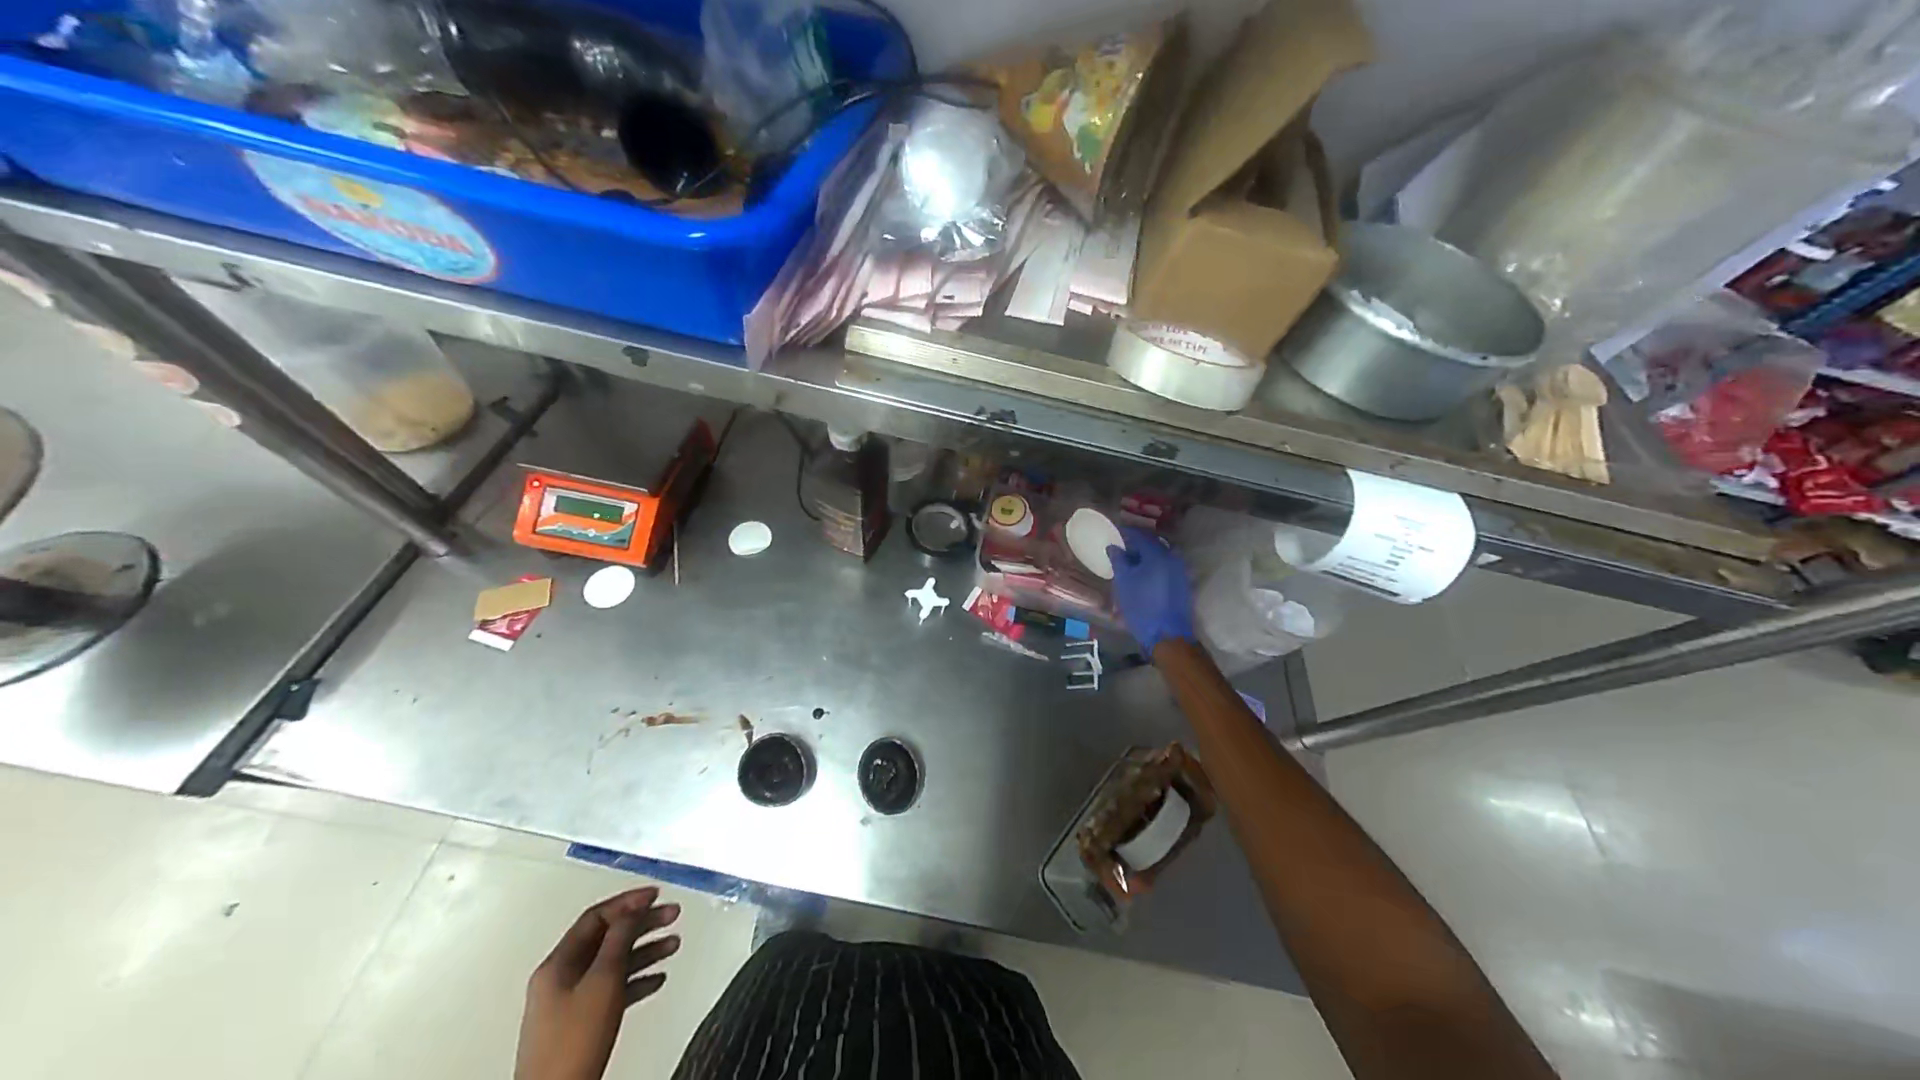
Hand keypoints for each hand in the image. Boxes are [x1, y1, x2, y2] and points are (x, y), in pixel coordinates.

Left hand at [515, 887, 681, 1079]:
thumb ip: (618, 942)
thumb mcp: (602, 982)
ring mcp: (569, 1001)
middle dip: (642, 924)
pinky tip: (656, 980)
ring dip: (644, 950)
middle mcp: (561, 978)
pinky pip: (613, 988)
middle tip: (671, 914)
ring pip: (613, 963)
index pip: (596, 918)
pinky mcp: (580, 1023)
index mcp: (559, 964)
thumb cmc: (574, 1042)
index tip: (655, 895)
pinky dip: (636, 979)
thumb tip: (630, 912)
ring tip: (673, 944)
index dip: (627, 903)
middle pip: (607, 938)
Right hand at [1106, 525, 1195, 653]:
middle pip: (1152, 545)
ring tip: (1130, 566)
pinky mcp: (1183, 584)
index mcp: (1158, 554)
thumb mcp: (1123, 582)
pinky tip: (1143, 578)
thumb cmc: (1141, 606)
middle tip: (1121, 550)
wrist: (1167, 635)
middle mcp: (1173, 558)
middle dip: (1136, 545)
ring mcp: (1181, 571)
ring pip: (1160, 557)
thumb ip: (1118, 560)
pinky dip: (1154, 568)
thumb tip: (1114, 547)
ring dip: (1145, 558)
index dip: (1126, 532)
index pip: (1140, 535)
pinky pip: (1166, 568)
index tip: (1115, 533)